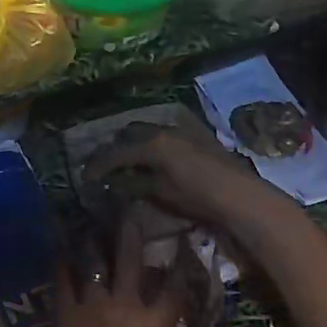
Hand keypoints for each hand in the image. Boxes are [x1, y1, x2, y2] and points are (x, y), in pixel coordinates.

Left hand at [35, 210, 180, 326]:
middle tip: (130, 207)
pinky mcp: (66, 312)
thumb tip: (165, 326)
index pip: (176, 283)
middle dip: (132, 230)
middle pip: (132, 257)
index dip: (182, 260)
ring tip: (93, 216)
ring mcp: (93, 305)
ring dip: (94, 237)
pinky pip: (64, 278)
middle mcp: (127, 305)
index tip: (185, 239)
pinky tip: (62, 247)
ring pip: (95, 259)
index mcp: (158, 326)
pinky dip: (64, 261)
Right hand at [82, 118, 278, 229]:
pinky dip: (152, 142)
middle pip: (129, 133)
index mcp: (151, 144)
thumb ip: (134, 184)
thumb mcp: (160, 192)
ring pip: (148, 130)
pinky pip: (165, 133)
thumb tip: (113, 181)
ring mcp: (181, 130)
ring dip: (134, 142)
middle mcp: (163, 130)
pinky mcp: (196, 135)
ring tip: (130, 160)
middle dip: (115, 147)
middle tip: (107, 164)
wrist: (240, 194)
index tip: (86, 177)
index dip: (98, 165)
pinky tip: (155, 158)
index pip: (115, 153)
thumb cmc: (197, 196)